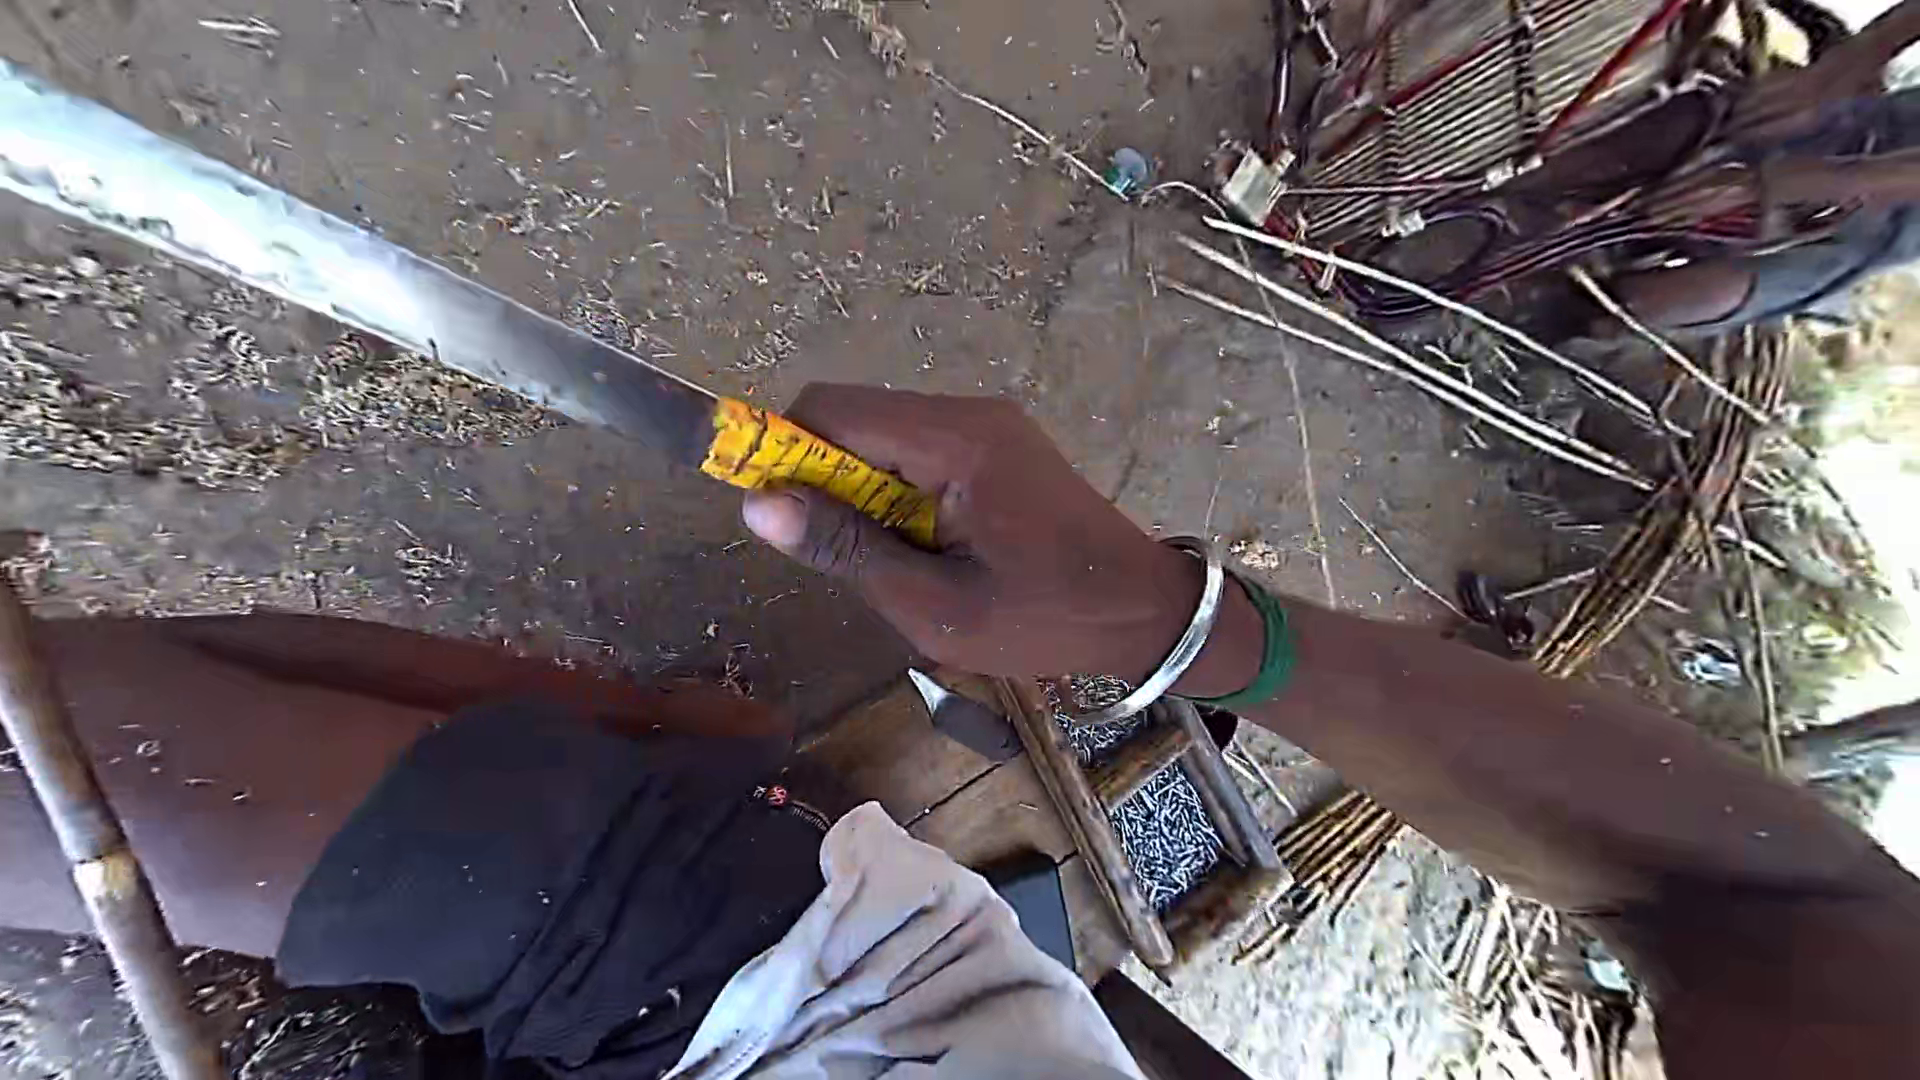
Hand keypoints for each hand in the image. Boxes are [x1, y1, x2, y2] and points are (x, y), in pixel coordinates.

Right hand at [740, 385, 1259, 691]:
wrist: (1143, 608)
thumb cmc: (1045, 619)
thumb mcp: (935, 604)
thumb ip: (847, 549)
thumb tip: (756, 504)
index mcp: (955, 440)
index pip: (832, 410)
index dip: (782, 452)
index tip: (773, 515)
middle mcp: (969, 414)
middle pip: (856, 418)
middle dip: (825, 480)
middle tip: (845, 554)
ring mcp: (988, 426)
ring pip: (884, 437)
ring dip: (862, 492)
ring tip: (892, 559)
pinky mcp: (997, 447)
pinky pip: (918, 453)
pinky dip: (896, 494)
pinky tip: (922, 545)